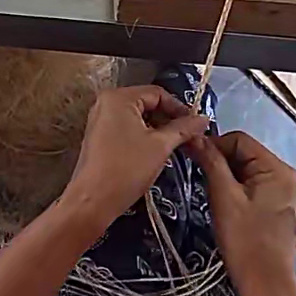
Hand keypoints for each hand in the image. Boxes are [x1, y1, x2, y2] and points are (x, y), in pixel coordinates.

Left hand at [60, 85, 209, 229]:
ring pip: (138, 118)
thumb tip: (203, 119)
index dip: (180, 108)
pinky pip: (127, 128)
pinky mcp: (98, 137)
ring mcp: (100, 120)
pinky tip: (156, 152)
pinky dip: (143, 136)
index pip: (158, 93)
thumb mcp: (160, 146)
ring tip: (175, 146)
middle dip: (169, 120)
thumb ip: (183, 128)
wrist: (93, 201)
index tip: (195, 125)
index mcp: (119, 98)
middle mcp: (106, 103)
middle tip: (188, 136)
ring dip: (158, 130)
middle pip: (147, 103)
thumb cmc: (126, 169)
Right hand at [190, 131, 295, 295]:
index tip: (193, 160)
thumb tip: (195, 136)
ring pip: (247, 171)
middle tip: (201, 181)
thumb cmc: (245, 239)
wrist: (265, 285)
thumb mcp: (224, 196)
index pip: (239, 139)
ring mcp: (285, 192)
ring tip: (214, 196)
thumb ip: (211, 161)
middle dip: (221, 163)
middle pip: (245, 154)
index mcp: (278, 168)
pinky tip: (226, 206)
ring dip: (227, 178)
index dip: (214, 145)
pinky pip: (253, 186)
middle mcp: (286, 175)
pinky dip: (237, 190)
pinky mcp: (278, 207)